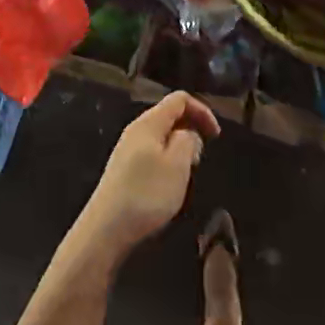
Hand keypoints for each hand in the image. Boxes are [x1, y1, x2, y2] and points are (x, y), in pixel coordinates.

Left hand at [77, 92, 220, 258]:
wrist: (108, 225)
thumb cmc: (147, 193)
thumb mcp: (177, 165)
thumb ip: (188, 141)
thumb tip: (189, 132)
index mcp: (149, 123)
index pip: (179, 99)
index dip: (202, 111)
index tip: (216, 135)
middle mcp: (136, 129)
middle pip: (169, 115)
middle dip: (192, 128)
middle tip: (202, 156)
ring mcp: (128, 148)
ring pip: (162, 134)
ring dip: (181, 146)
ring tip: (188, 171)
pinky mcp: (125, 166)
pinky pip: (153, 150)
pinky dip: (169, 157)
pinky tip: (170, 181)